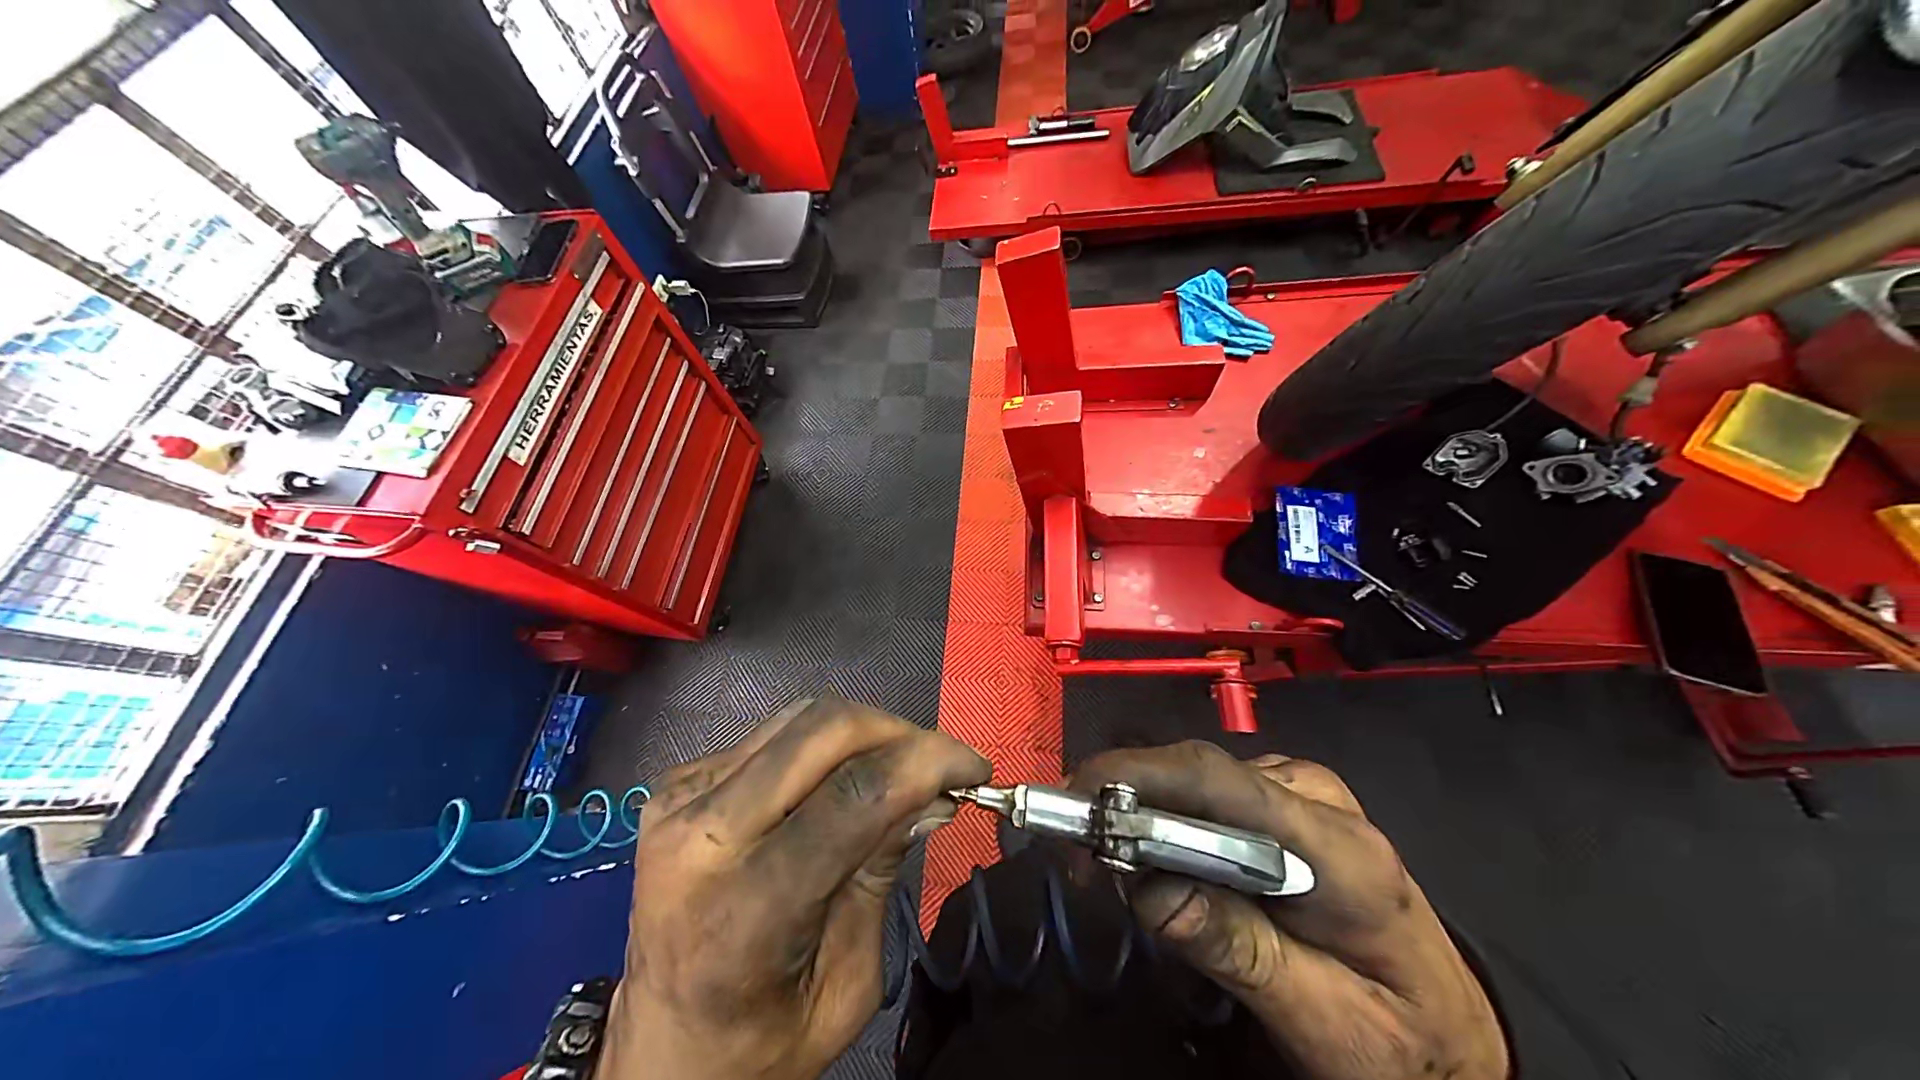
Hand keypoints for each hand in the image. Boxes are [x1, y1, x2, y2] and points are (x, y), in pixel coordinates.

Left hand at [600, 697, 989, 1079]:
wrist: (661, 1051)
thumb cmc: (763, 1040)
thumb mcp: (848, 982)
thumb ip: (882, 873)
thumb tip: (933, 794)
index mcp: (744, 912)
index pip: (851, 798)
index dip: (925, 763)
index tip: (974, 767)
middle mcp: (702, 838)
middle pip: (822, 732)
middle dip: (899, 732)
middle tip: (941, 761)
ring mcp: (680, 800)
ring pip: (799, 718)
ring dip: (867, 730)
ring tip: (900, 764)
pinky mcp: (676, 783)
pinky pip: (772, 734)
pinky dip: (825, 742)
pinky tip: (843, 774)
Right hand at [1072, 742, 1507, 1079]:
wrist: (1453, 1031)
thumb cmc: (1402, 1042)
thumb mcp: (1326, 1023)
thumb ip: (1242, 953)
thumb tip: (1146, 890)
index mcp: (1342, 849)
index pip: (1224, 783)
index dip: (1138, 778)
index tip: (1073, 803)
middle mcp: (1317, 797)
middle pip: (1200, 774)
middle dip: (1125, 800)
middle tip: (1077, 853)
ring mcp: (1301, 792)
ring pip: (1196, 780)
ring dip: (1140, 812)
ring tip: (1108, 866)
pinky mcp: (1282, 801)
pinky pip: (1207, 795)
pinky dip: (1165, 820)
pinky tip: (1153, 858)